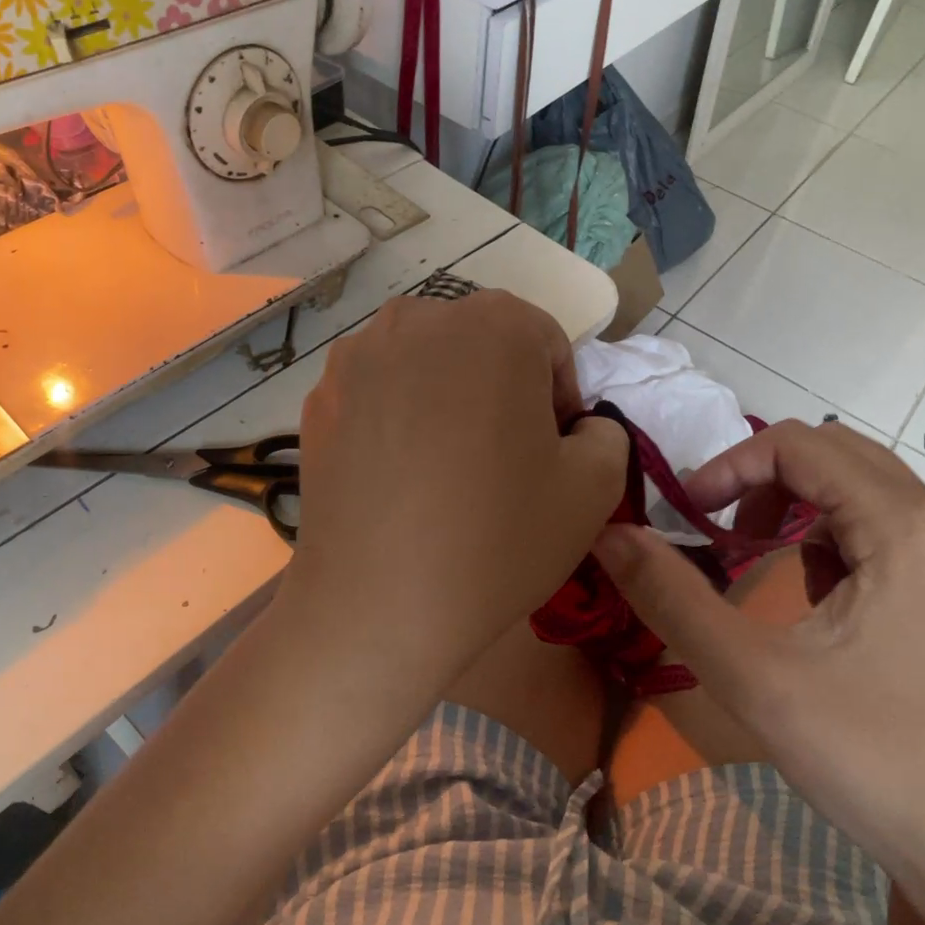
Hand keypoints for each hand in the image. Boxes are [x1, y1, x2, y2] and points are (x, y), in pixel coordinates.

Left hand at [290, 291, 626, 650]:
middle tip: (501, 463)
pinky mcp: (318, 400)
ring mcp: (356, 358)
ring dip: (445, 402)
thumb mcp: (595, 487)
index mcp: (494, 323)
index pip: (546, 345)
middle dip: (501, 392)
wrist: (378, 605)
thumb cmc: (498, 538)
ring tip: (445, 471)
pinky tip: (398, 481)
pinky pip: (377, 396)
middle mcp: (417, 318)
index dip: (558, 401)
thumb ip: (605, 433)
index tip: (550, 455)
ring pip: (424, 367)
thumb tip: (575, 428)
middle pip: (481, 346)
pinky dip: (395, 423)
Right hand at [591, 422, 924, 924]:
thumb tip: (609, 534)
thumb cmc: (868, 754)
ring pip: (865, 493)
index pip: (803, 445)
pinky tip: (815, 603)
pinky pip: (888, 532)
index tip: (687, 515)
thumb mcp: (752, 674)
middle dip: (764, 481)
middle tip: (718, 533)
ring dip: (800, 509)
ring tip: (761, 567)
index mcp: (905, 527)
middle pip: (838, 456)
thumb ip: (672, 596)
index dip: (731, 466)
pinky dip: (834, 541)